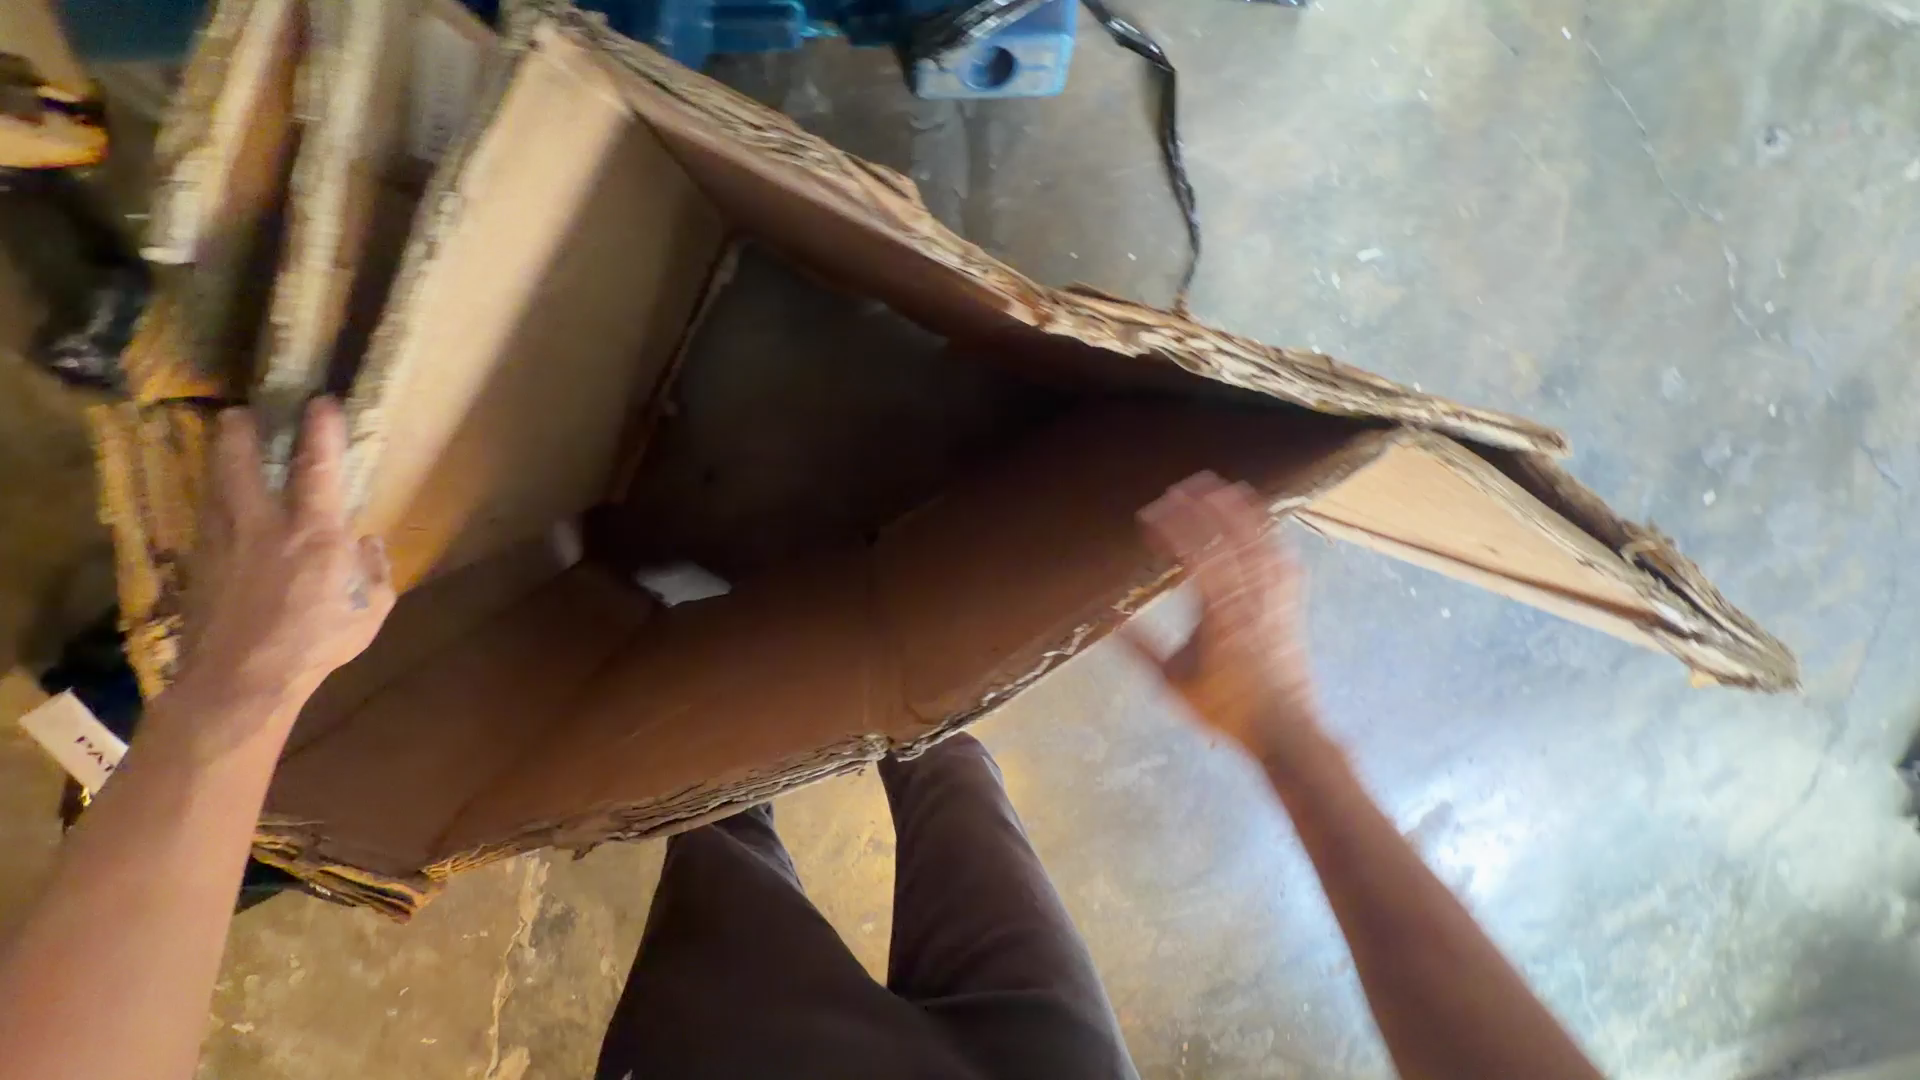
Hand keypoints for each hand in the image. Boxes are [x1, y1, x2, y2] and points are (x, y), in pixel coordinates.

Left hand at [168, 399, 394, 746]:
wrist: (242, 678)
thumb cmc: (319, 642)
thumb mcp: (372, 609)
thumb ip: (374, 570)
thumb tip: (366, 542)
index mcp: (317, 535)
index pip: (319, 469)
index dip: (321, 431)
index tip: (320, 401)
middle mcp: (265, 526)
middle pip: (244, 464)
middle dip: (244, 432)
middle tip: (245, 411)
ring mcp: (224, 541)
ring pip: (217, 485)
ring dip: (224, 459)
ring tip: (228, 440)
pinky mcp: (200, 561)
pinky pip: (209, 517)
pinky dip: (216, 498)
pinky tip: (220, 498)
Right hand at [1124, 472, 1319, 755]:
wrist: (1285, 730)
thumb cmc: (1226, 709)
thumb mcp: (1173, 683)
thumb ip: (1140, 649)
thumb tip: (1110, 621)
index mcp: (1220, 614)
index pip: (1195, 556)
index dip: (1173, 528)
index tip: (1151, 513)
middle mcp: (1251, 598)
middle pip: (1229, 539)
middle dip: (1205, 508)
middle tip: (1183, 487)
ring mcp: (1276, 600)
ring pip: (1260, 544)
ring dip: (1240, 512)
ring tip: (1223, 488)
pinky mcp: (1292, 606)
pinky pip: (1284, 561)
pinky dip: (1272, 536)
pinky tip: (1266, 525)